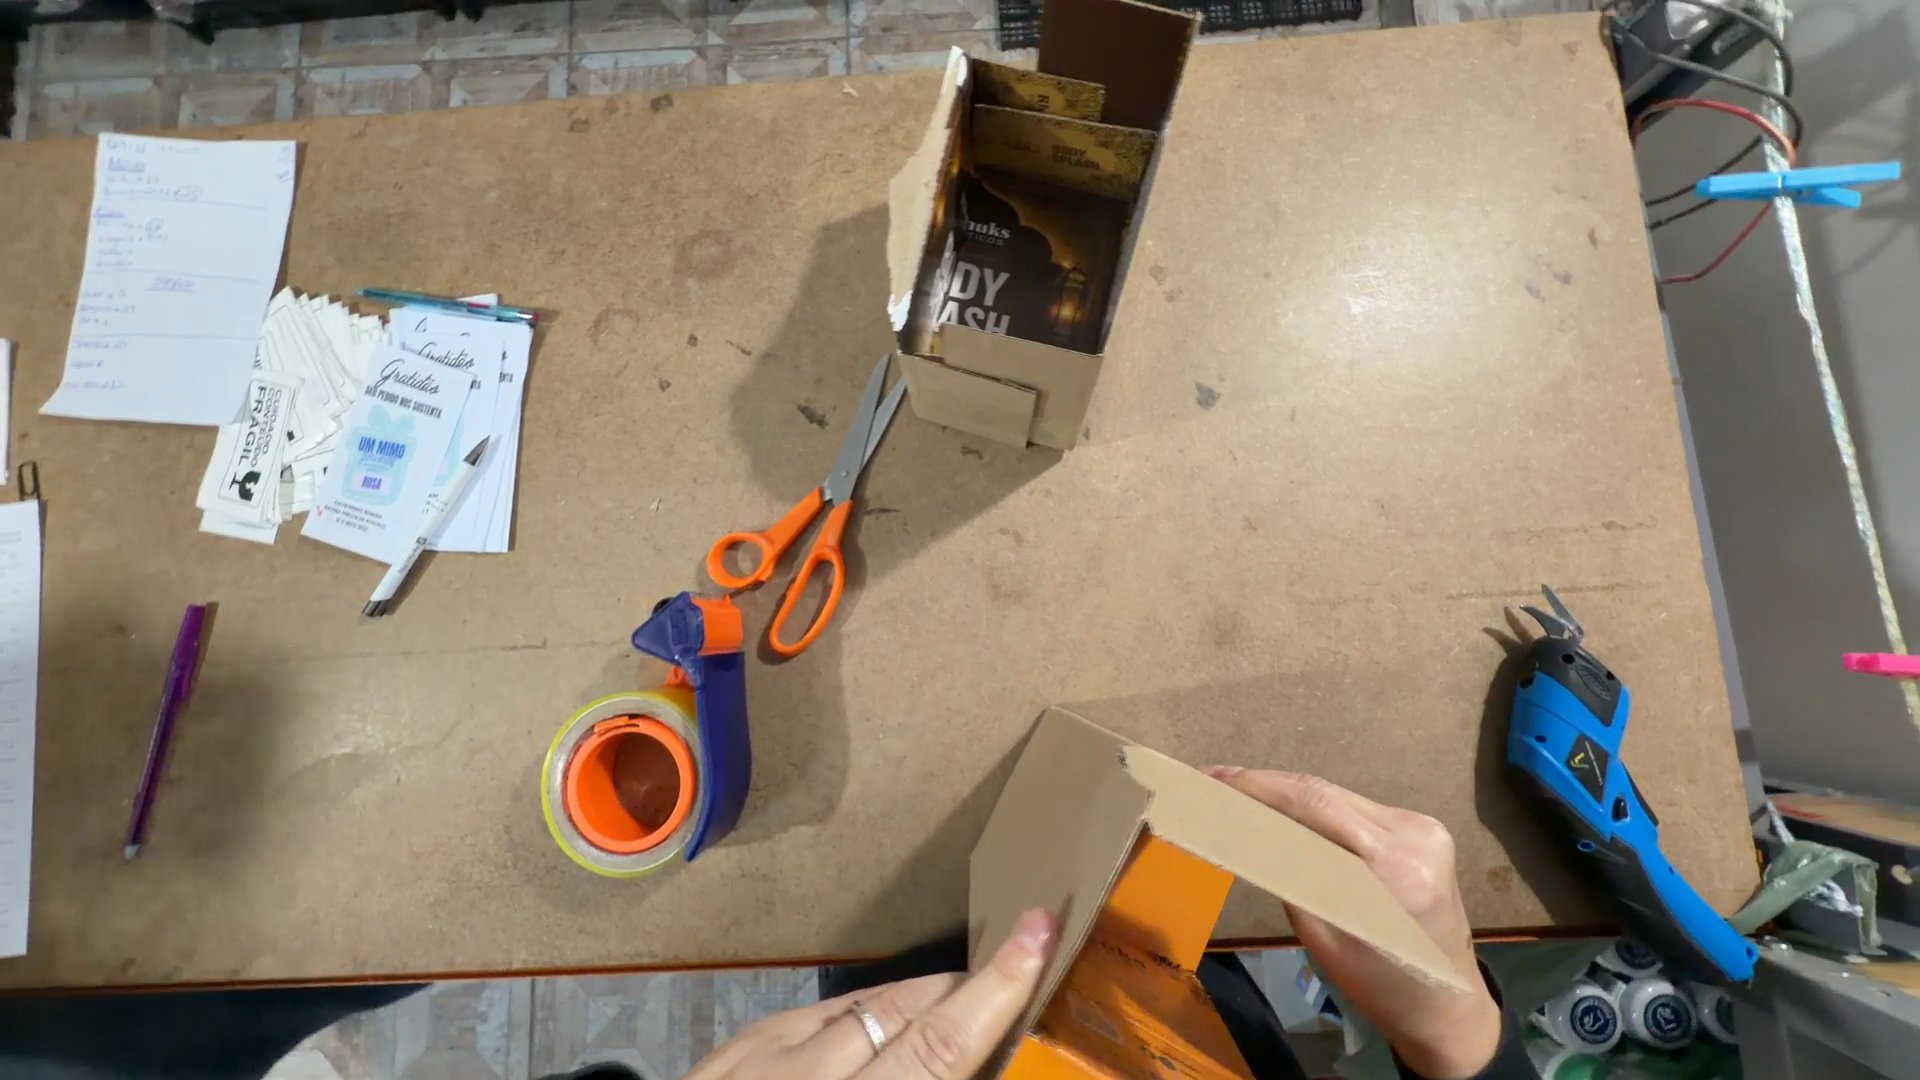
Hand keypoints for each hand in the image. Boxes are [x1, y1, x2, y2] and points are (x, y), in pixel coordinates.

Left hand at [687, 908, 1056, 1079]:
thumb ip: (919, 1072)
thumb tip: (962, 1056)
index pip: (937, 1046)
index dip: (996, 988)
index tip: (1039, 930)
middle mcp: (806, 1070)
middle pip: (907, 1010)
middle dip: (964, 992)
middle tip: (1007, 982)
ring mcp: (767, 1051)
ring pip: (868, 1002)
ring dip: (918, 1002)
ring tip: (952, 1004)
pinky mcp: (743, 1044)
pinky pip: (824, 1011)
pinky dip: (863, 1014)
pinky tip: (878, 1023)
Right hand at [1205, 768, 1501, 1079]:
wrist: (1452, 1011)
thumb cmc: (1384, 987)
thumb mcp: (1323, 935)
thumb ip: (1291, 874)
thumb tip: (1247, 829)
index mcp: (1396, 867)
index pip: (1315, 805)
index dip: (1260, 786)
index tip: (1217, 780)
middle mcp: (1416, 835)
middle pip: (1324, 792)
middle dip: (1265, 784)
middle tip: (1217, 779)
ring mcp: (1424, 828)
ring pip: (1336, 795)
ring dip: (1286, 792)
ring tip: (1239, 789)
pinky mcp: (1422, 830)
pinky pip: (1353, 808)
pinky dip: (1313, 806)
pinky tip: (1282, 805)